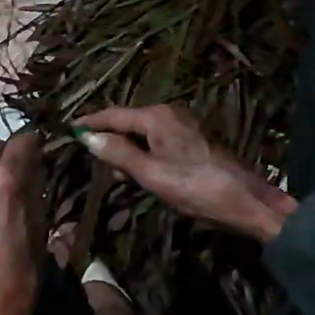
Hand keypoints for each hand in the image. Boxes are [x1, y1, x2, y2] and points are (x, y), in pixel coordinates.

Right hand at [76, 105, 295, 242]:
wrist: (245, 200)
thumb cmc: (194, 186)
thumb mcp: (150, 173)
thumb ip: (118, 154)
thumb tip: (89, 137)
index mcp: (156, 116)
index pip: (114, 114)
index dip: (90, 122)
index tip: (69, 128)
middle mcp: (169, 114)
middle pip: (128, 122)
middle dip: (109, 139)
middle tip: (90, 158)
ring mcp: (183, 126)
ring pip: (143, 133)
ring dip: (127, 150)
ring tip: (114, 174)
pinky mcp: (192, 141)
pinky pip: (158, 141)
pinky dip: (143, 154)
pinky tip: (138, 174)